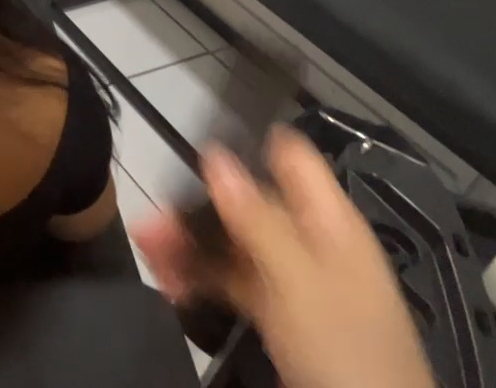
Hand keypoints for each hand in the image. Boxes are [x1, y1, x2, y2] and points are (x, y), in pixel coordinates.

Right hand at [131, 128, 433, 387]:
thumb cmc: (348, 349)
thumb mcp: (298, 280)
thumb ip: (258, 220)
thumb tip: (216, 157)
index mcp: (328, 224)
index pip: (291, 160)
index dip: (248, 145)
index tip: (197, 147)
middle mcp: (308, 243)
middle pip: (244, 203)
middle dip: (195, 208)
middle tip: (153, 220)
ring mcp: (291, 278)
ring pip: (229, 242)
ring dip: (187, 243)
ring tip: (148, 249)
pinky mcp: (275, 310)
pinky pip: (227, 278)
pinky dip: (198, 276)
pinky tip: (170, 281)